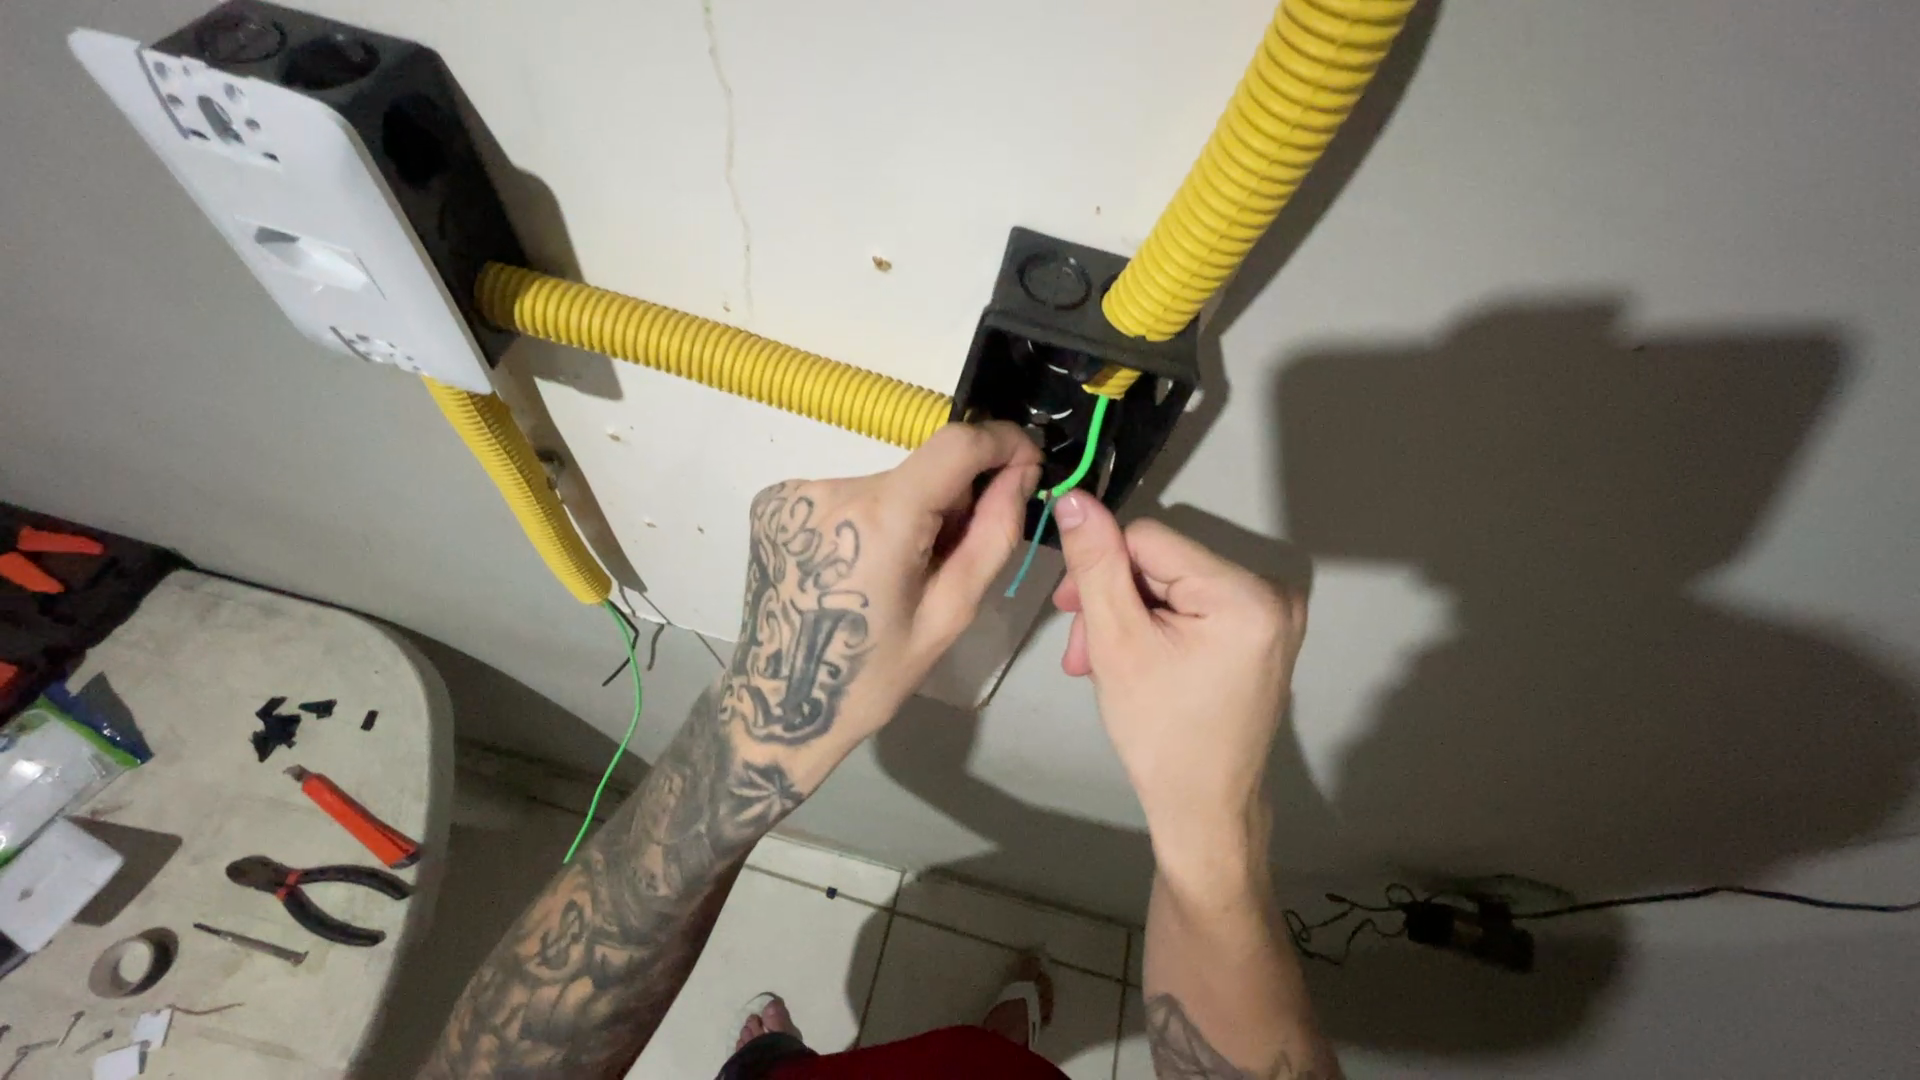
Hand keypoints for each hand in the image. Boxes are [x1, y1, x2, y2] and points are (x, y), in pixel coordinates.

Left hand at [723, 422, 1041, 770]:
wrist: (781, 703)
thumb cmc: (874, 672)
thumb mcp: (950, 613)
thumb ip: (993, 534)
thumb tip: (1021, 471)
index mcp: (878, 520)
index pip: (955, 444)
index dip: (1000, 442)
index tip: (1025, 462)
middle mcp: (830, 489)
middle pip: (920, 470)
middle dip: (949, 501)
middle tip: (943, 560)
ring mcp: (793, 493)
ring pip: (884, 483)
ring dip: (905, 512)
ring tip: (892, 573)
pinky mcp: (774, 502)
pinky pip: (847, 495)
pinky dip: (866, 518)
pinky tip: (856, 566)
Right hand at [1051, 492, 1306, 886]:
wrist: (1203, 809)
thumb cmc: (1158, 733)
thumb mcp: (1116, 643)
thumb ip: (1095, 564)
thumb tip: (1073, 498)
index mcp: (1245, 593)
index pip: (1148, 538)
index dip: (1100, 569)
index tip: (1070, 614)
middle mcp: (1272, 590)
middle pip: (1160, 562)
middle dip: (1111, 601)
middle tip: (1081, 651)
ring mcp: (1272, 612)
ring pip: (1170, 584)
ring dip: (1126, 616)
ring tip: (1097, 662)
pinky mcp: (1262, 630)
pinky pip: (1192, 604)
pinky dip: (1155, 626)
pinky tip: (1133, 659)